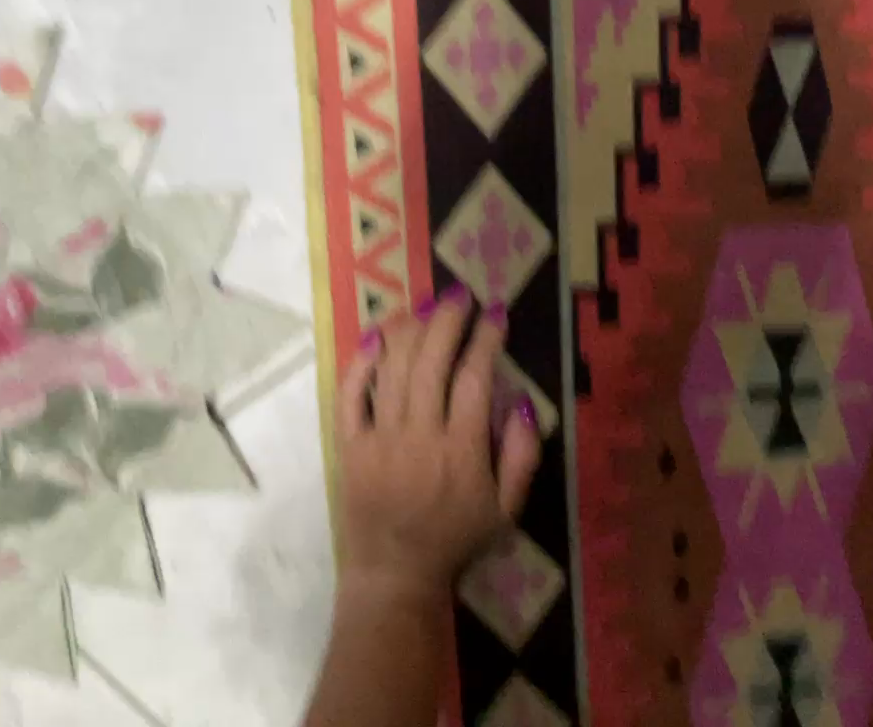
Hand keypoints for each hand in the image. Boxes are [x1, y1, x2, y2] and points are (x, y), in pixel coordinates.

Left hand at [334, 288, 542, 604]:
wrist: (394, 576)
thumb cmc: (455, 540)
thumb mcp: (507, 510)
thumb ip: (522, 457)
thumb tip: (523, 403)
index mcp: (461, 451)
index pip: (475, 378)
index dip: (486, 339)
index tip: (496, 313)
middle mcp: (419, 436)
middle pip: (431, 362)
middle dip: (447, 321)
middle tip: (459, 295)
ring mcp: (379, 440)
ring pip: (393, 370)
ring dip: (409, 330)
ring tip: (423, 305)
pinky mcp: (349, 447)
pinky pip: (350, 397)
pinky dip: (361, 363)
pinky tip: (376, 335)